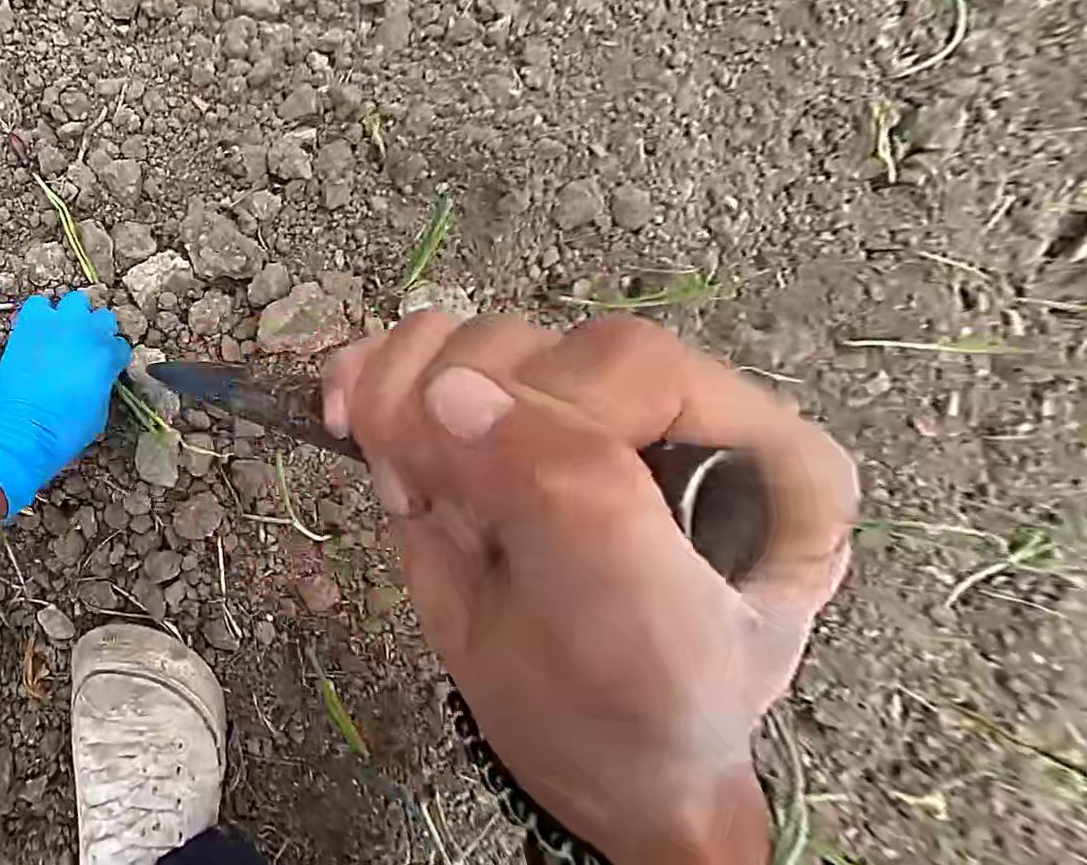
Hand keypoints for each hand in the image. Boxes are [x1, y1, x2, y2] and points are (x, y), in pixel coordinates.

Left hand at [0, 291, 129, 513]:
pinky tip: (38, 330)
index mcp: (109, 355)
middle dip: (98, 330)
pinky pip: (38, 304)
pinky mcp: (30, 324)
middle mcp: (89, 332)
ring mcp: (59, 323)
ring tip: (63, 333)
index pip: (121, 346)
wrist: (22, 430)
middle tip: (86, 349)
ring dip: (73, 314)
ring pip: (75, 300)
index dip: (113, 358)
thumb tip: (99, 378)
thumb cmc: (65, 429)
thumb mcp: (99, 413)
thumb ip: (104, 384)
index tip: (105, 368)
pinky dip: (41, 314)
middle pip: (104, 317)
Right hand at [323, 313, 856, 864]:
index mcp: (736, 433)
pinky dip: (361, 382)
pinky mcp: (468, 418)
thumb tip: (446, 391)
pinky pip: (402, 357)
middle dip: (452, 423)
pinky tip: (350, 425)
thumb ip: (564, 488)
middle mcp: (636, 401)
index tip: (488, 498)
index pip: (624, 361)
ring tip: (413, 489)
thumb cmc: (638, 697)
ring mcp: (541, 404)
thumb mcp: (633, 611)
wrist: (579, 746)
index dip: (540, 416)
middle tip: (443, 506)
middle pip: (517, 343)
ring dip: (399, 409)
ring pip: (447, 340)